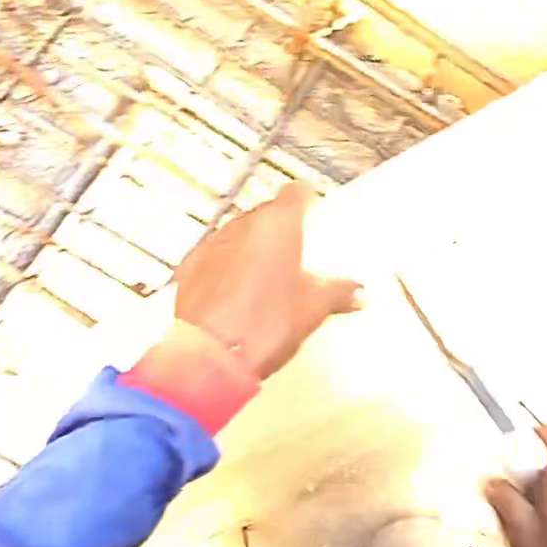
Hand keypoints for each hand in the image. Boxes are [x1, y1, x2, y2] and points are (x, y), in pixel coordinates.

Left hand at [173, 183, 362, 378]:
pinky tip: (236, 291)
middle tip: (293, 252)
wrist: (211, 353)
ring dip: (251, 247)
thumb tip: (355, 292)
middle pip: (266, 213)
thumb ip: (339, 293)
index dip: (306, 200)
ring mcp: (214, 243)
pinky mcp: (191, 266)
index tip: (311, 207)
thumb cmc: (262, 325)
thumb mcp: (314, 310)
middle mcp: (243, 225)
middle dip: (279, 229)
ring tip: (266, 276)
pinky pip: (215, 256)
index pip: (296, 193)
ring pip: (238, 234)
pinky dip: (226, 266)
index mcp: (280, 224)